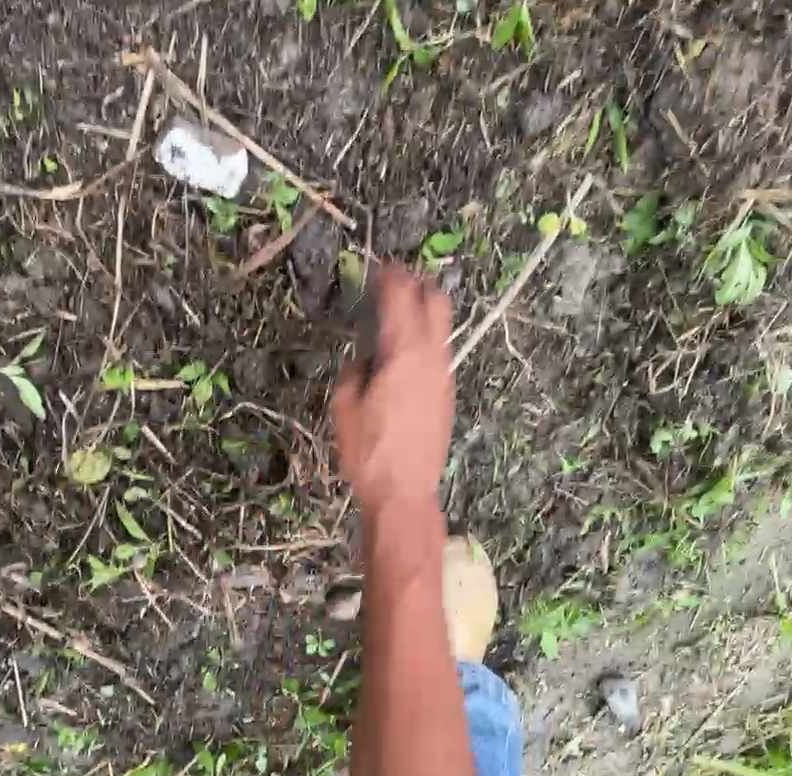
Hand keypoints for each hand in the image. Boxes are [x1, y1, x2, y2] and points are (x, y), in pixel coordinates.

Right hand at [331, 265, 455, 515]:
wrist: (404, 492)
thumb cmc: (369, 452)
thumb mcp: (345, 407)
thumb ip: (355, 372)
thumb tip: (366, 360)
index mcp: (404, 354)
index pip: (401, 298)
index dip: (390, 277)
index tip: (379, 267)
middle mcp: (432, 357)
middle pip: (436, 302)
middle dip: (417, 285)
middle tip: (394, 283)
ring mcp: (444, 376)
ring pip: (442, 328)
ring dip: (423, 313)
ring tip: (399, 315)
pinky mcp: (446, 395)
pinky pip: (439, 353)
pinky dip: (425, 340)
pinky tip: (405, 353)